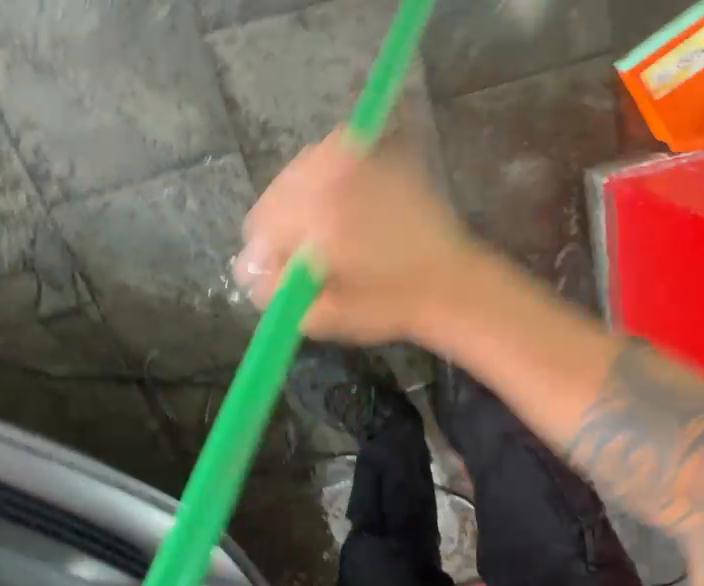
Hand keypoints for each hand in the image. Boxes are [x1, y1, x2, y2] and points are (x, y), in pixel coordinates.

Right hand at [236, 131, 486, 343]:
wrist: (452, 285)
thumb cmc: (390, 307)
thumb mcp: (327, 314)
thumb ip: (279, 293)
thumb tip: (252, 274)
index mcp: (316, 214)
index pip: (262, 225)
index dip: (267, 254)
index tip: (279, 274)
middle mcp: (332, 175)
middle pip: (279, 194)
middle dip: (283, 227)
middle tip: (304, 258)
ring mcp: (358, 157)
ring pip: (302, 172)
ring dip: (304, 201)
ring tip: (327, 236)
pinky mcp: (380, 152)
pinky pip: (333, 154)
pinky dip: (329, 177)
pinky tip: (345, 208)